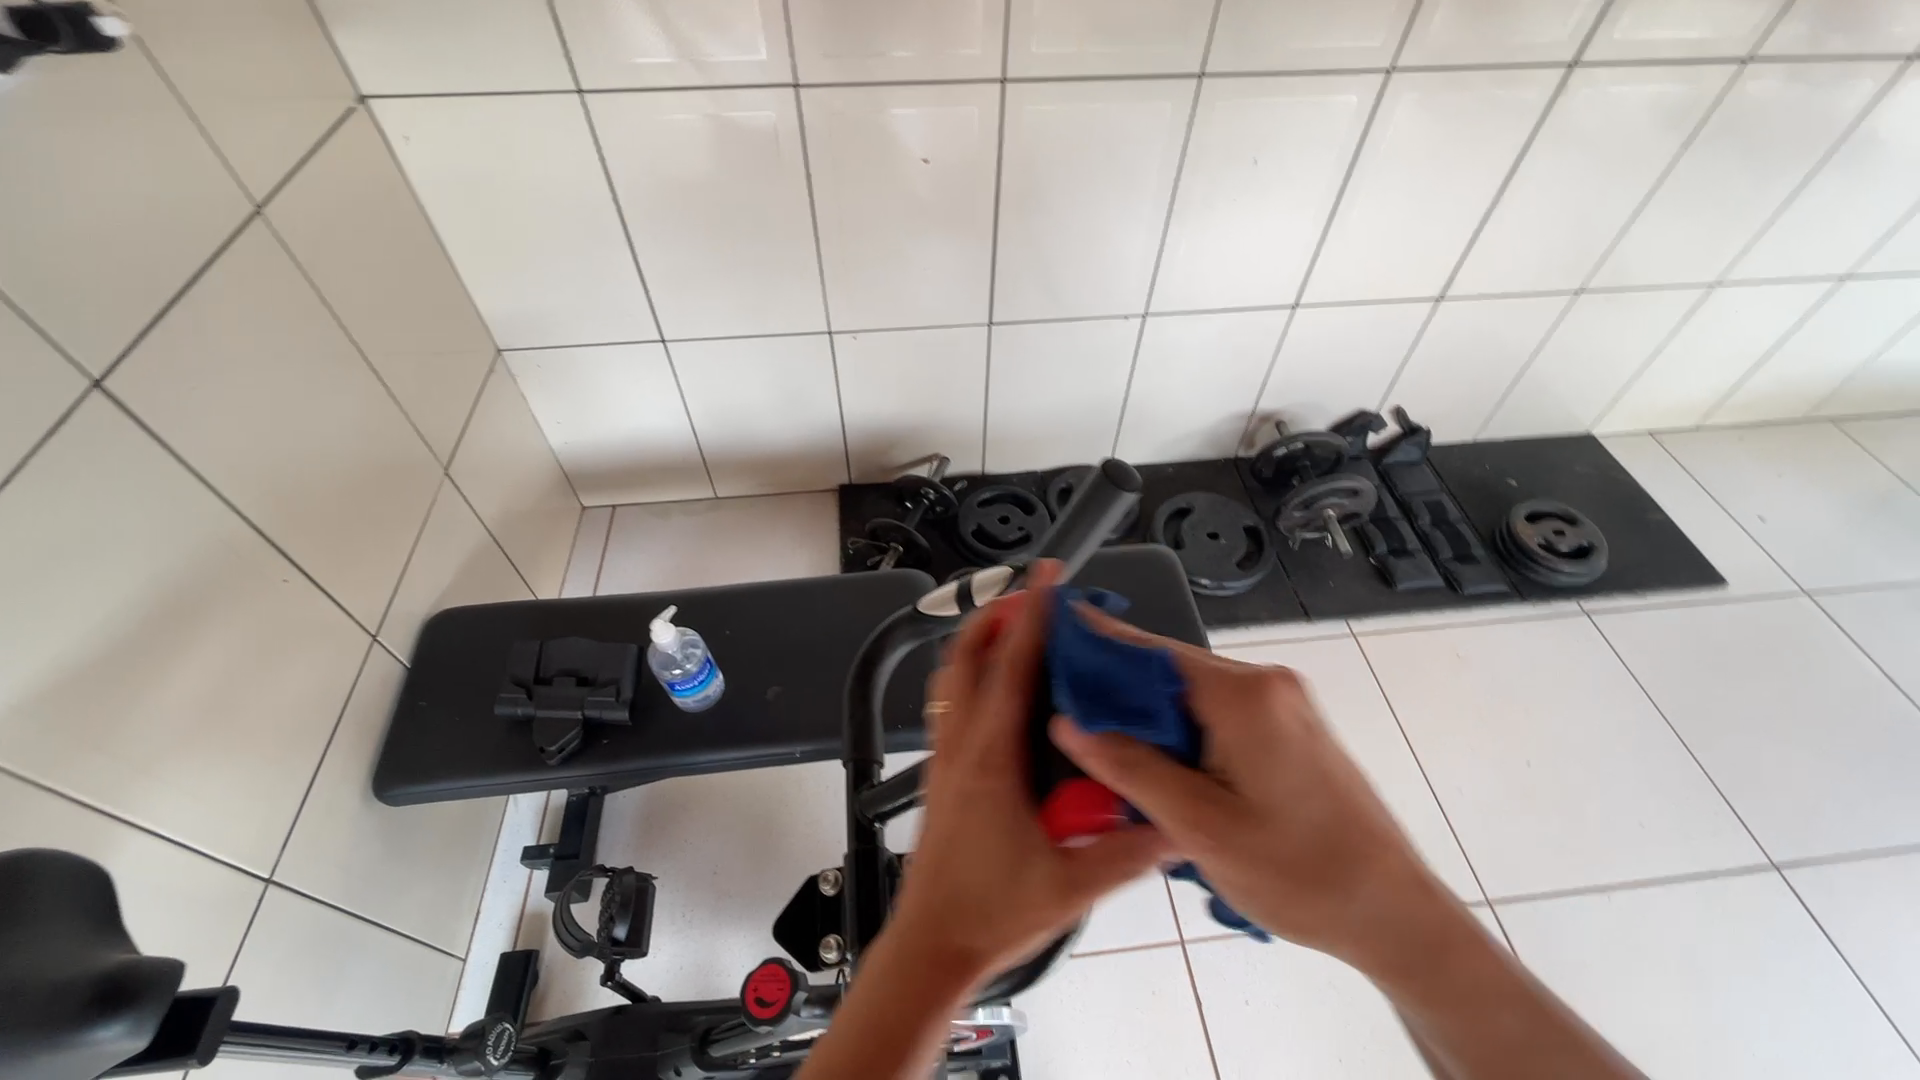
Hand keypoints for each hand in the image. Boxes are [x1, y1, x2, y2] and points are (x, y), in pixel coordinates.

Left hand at [882, 562, 1170, 983]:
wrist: (930, 946)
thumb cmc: (990, 914)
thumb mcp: (1072, 886)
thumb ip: (1129, 852)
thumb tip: (1178, 823)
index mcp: (992, 759)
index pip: (1014, 668)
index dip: (1033, 615)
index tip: (1047, 576)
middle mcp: (961, 746)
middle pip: (966, 656)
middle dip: (996, 615)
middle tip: (1033, 596)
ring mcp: (944, 758)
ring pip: (953, 678)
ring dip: (980, 643)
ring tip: (1017, 630)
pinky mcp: (940, 774)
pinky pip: (952, 705)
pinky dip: (973, 677)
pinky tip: (1002, 694)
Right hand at [1050, 610, 1448, 971]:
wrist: (1393, 914)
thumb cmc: (1299, 874)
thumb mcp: (1200, 827)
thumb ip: (1130, 767)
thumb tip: (1067, 723)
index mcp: (1244, 695)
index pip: (1151, 652)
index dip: (1097, 646)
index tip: (1049, 639)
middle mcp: (1265, 684)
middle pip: (1169, 671)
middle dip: (1118, 694)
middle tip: (1064, 716)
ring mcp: (1282, 704)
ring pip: (1191, 696)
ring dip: (1148, 720)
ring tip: (1101, 749)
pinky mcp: (1288, 729)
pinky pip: (1216, 716)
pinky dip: (1180, 734)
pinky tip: (1156, 766)